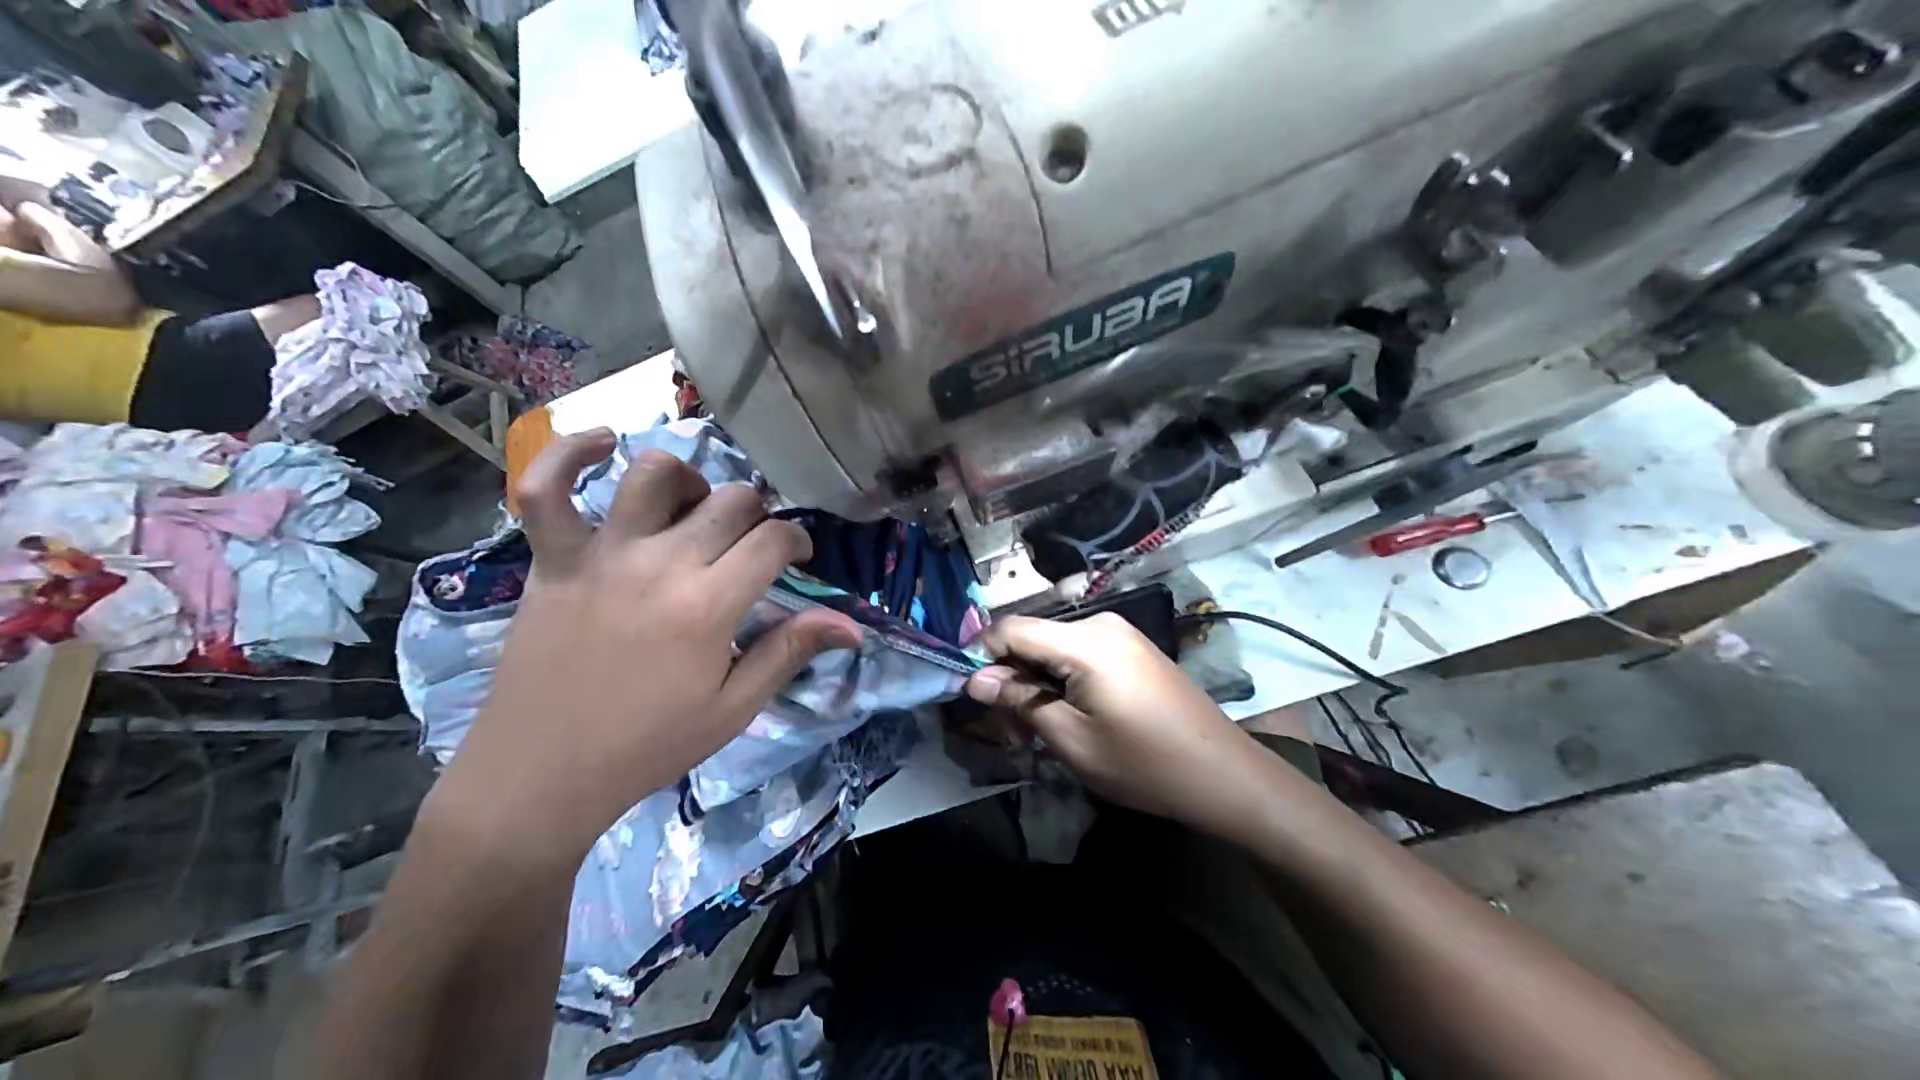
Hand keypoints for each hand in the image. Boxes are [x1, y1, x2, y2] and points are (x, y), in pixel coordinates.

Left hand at [432, 429, 860, 857]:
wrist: (542, 773)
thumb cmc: (647, 745)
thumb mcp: (734, 708)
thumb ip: (789, 652)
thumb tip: (852, 626)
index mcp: (709, 605)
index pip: (773, 540)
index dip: (796, 541)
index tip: (797, 558)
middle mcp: (661, 564)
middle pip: (729, 501)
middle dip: (756, 516)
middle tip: (752, 545)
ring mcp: (602, 554)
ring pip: (656, 474)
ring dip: (689, 481)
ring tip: (694, 509)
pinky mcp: (554, 558)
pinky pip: (545, 489)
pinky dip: (569, 455)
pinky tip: (602, 444)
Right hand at [965, 614, 1277, 834]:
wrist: (1224, 776)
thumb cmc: (1144, 763)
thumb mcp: (1071, 740)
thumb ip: (1020, 701)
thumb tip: (975, 680)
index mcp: (1086, 641)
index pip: (1011, 628)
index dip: (981, 656)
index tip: (969, 696)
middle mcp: (1101, 624)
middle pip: (1032, 639)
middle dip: (1011, 680)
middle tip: (1010, 734)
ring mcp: (1121, 635)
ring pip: (1053, 650)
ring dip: (1035, 686)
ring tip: (1036, 735)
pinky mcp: (1132, 650)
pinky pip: (1079, 655)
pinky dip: (1060, 683)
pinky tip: (1066, 718)